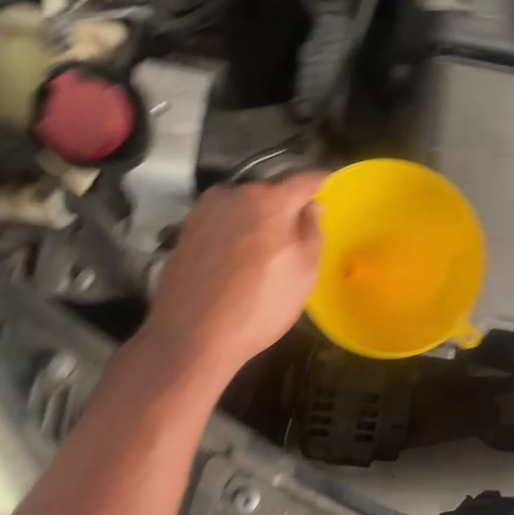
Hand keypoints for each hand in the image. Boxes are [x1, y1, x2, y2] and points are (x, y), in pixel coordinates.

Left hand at [139, 172, 327, 377]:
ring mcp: (204, 211)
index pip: (303, 179)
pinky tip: (235, 260)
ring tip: (263, 249)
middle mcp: (234, 194)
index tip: (327, 182)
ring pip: (242, 206)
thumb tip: (310, 206)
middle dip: (284, 205)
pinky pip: (220, 222)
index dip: (319, 181)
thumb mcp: (304, 272)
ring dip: (255, 219)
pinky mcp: (185, 230)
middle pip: (269, 191)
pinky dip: (233, 232)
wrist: (193, 335)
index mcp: (269, 199)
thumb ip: (312, 231)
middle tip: (295, 230)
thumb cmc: (260, 305)